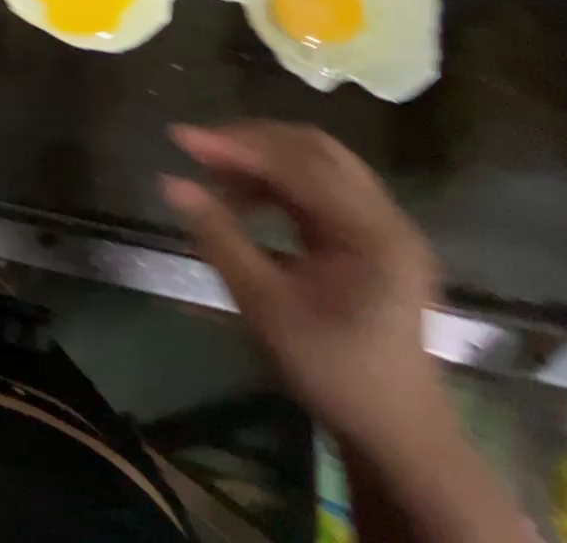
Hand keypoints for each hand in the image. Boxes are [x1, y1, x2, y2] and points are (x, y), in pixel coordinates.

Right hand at [164, 121, 446, 447]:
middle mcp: (386, 218)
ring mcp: (382, 226)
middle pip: (315, 150)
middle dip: (250, 141)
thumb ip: (218, 237)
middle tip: (194, 148)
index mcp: (371, 233)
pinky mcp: (370, 238)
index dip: (236, 144)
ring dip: (263, 159)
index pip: (298, 164)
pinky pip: (320, 189)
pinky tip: (242, 198)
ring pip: (318, 164)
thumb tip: (171, 183)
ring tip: (211, 173)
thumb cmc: (330, 369)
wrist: (395, 429)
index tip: (179, 137)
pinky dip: (277, 181)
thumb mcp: (264, 304)